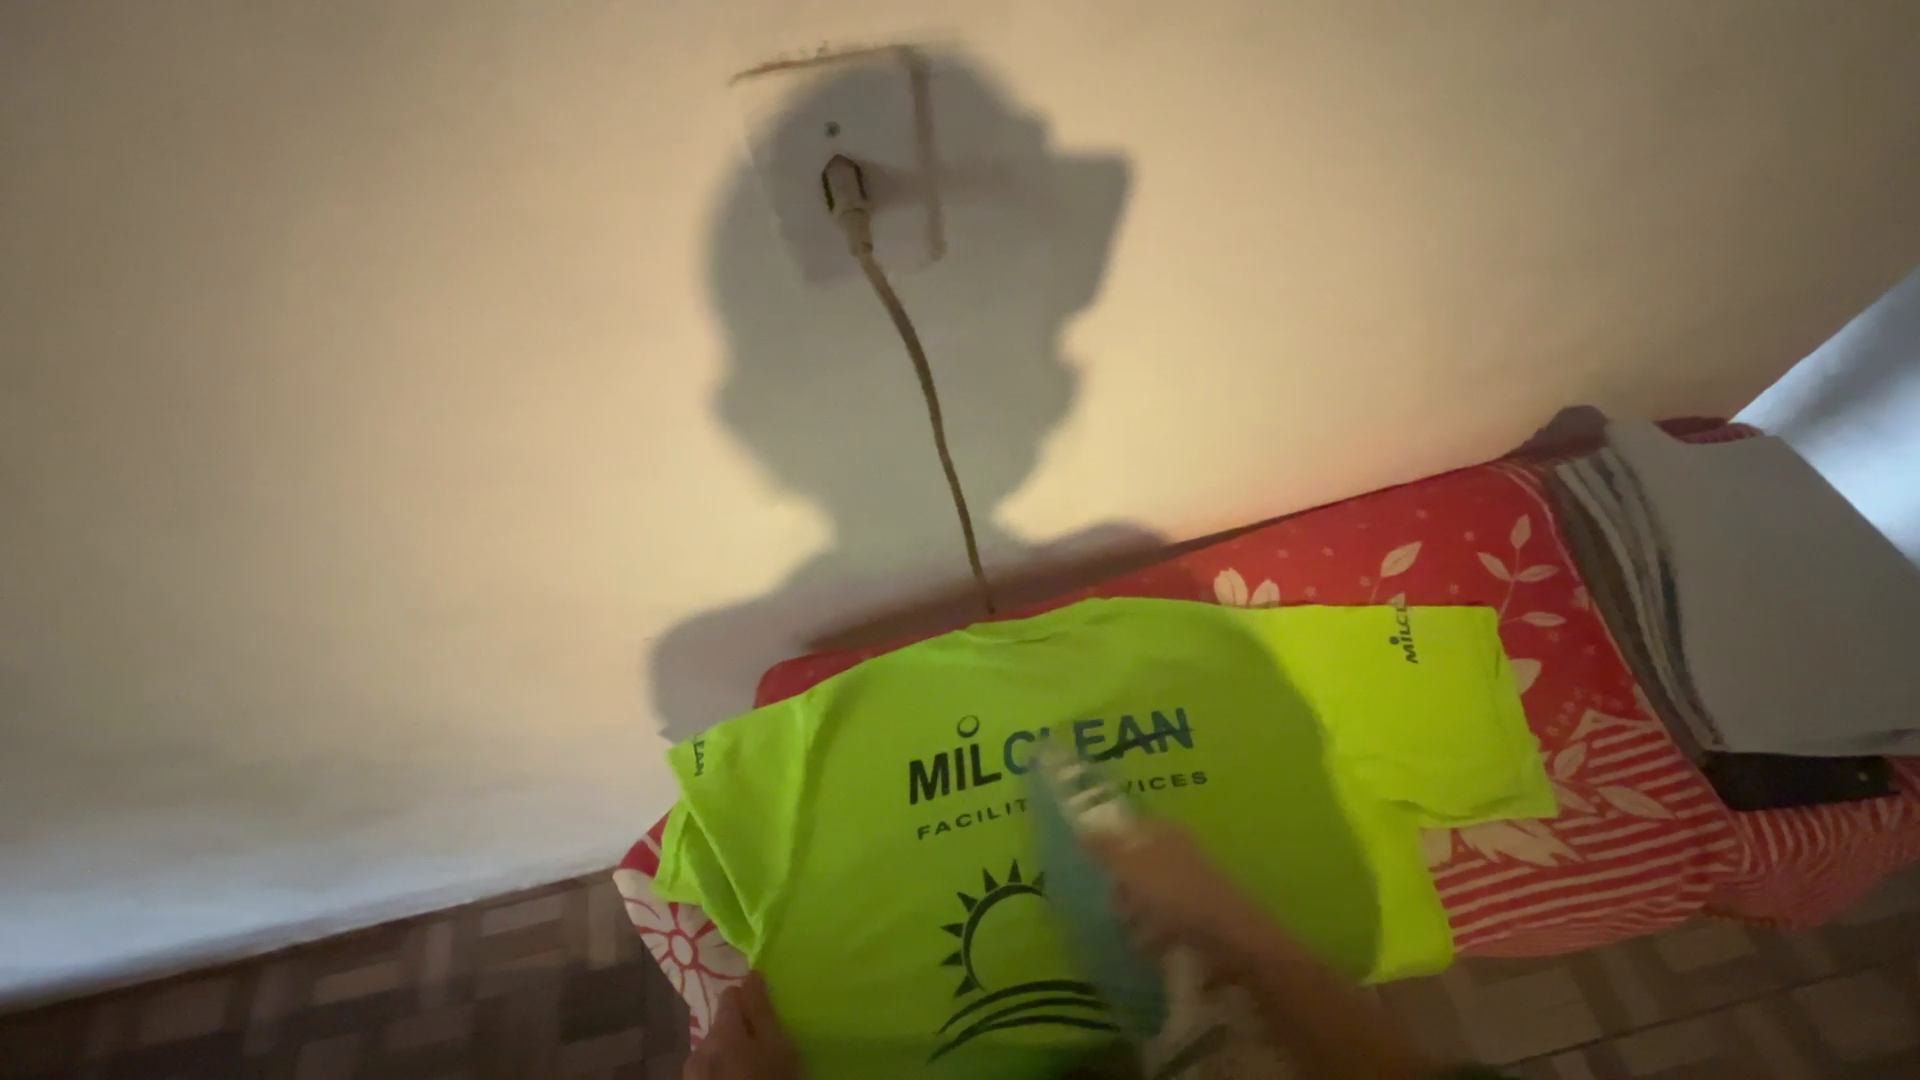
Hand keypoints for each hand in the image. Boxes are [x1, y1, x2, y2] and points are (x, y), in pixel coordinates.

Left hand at [684, 973, 802, 1079]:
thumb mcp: (777, 1045)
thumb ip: (761, 1007)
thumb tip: (751, 973)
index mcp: (722, 1028)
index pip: (732, 994)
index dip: (750, 1002)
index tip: (766, 1019)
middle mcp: (700, 1045)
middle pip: (722, 1023)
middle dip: (739, 1031)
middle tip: (762, 1052)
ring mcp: (691, 1073)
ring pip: (713, 1049)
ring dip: (728, 1054)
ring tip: (749, 1072)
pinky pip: (707, 1071)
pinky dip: (719, 1073)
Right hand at [1081, 821, 1289, 977]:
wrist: (1233, 940)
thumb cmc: (1176, 896)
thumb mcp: (1131, 867)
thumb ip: (1104, 848)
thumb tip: (1080, 829)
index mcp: (1163, 832)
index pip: (1127, 829)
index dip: (1108, 846)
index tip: (1093, 868)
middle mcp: (1178, 850)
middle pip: (1137, 863)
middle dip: (1122, 885)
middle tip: (1116, 905)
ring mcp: (1191, 882)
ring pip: (1151, 893)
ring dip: (1137, 913)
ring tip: (1133, 932)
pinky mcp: (1200, 914)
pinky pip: (1167, 918)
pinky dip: (1157, 931)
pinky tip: (1153, 946)